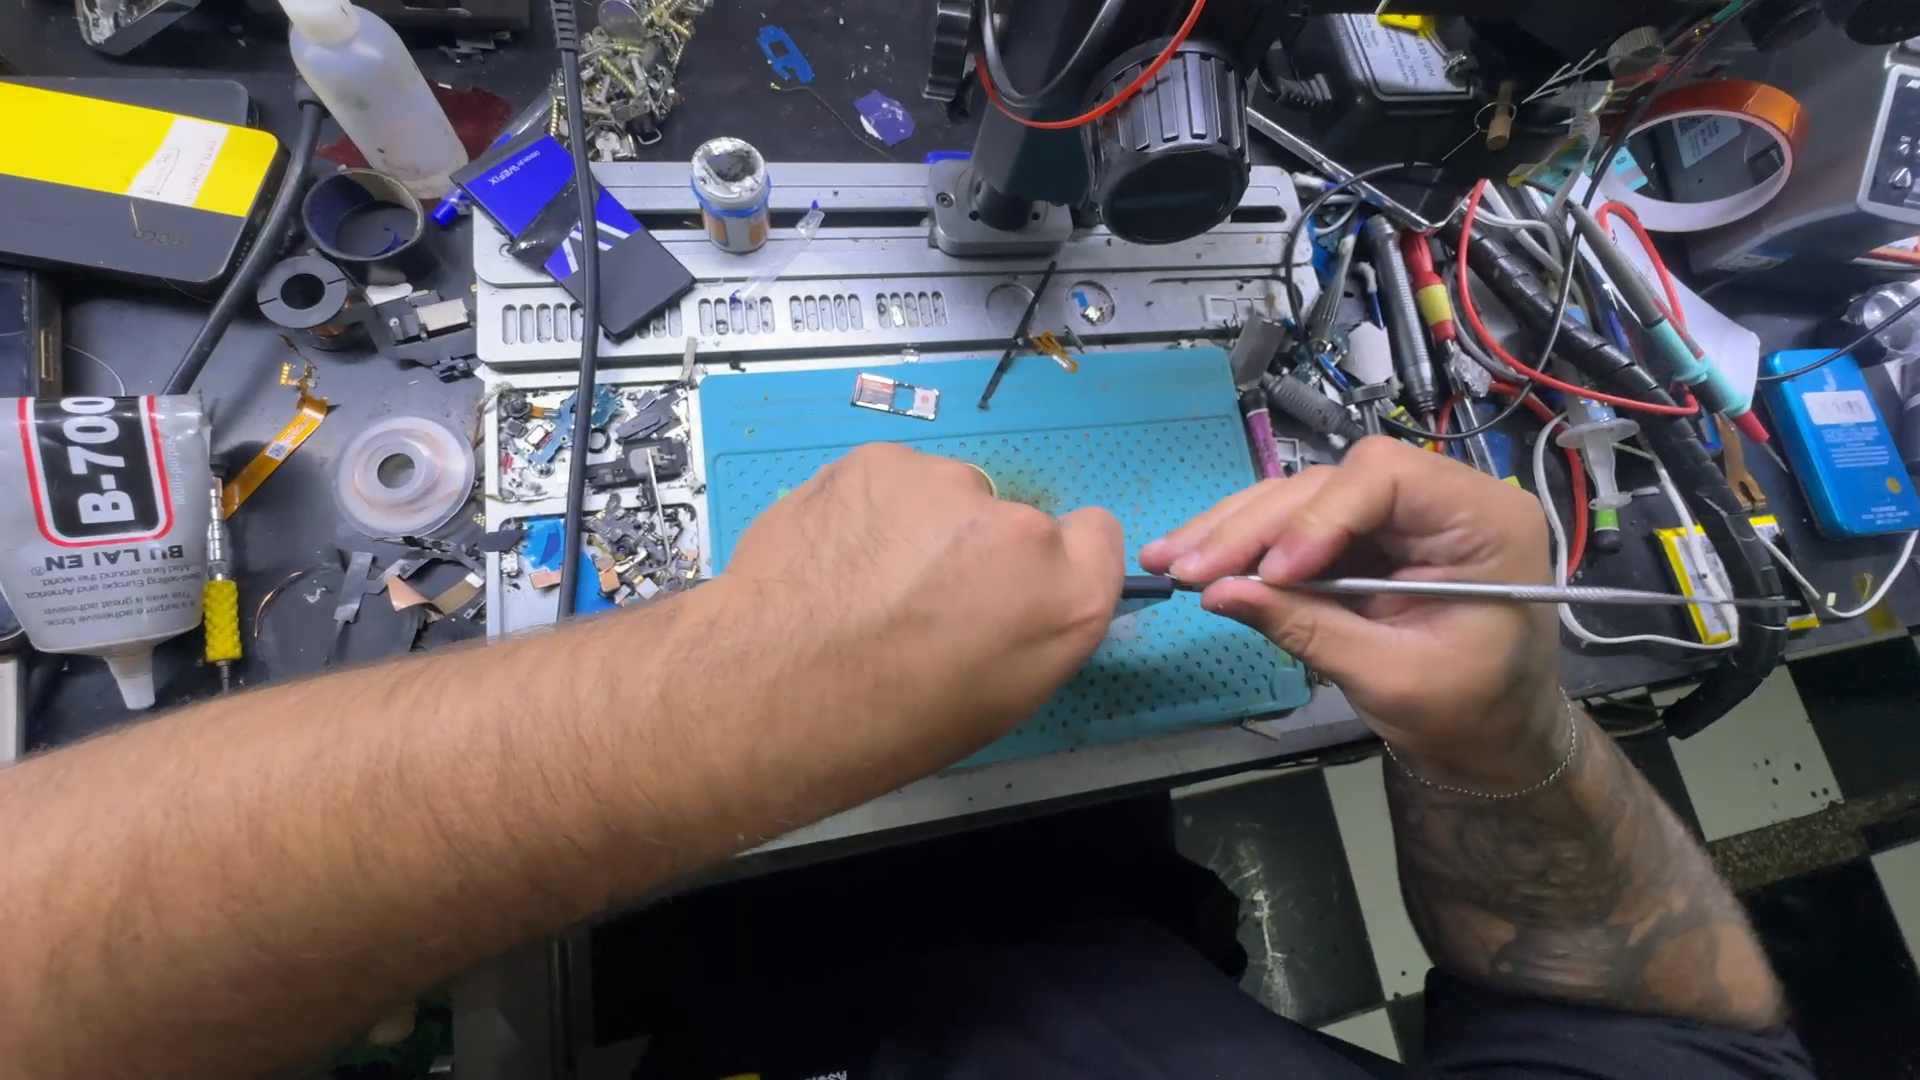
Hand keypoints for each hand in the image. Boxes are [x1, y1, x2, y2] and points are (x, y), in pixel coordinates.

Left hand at [712, 443, 1124, 777]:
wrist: (773, 691)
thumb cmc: (893, 723)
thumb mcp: (998, 698)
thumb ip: (1035, 626)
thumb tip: (1024, 594)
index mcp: (1068, 596)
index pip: (1096, 536)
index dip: (1053, 561)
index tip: (1013, 584)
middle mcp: (1021, 528)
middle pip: (1014, 520)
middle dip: (978, 551)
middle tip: (918, 597)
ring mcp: (946, 484)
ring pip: (946, 497)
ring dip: (920, 526)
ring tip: (863, 579)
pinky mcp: (880, 459)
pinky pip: (891, 481)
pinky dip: (871, 508)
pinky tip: (834, 553)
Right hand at [1139, 437, 1561, 788]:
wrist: (1488, 735)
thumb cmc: (1465, 712)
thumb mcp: (1390, 677)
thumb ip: (1306, 629)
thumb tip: (1218, 596)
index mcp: (1480, 522)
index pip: (1383, 477)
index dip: (1318, 516)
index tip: (1272, 573)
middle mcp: (1433, 500)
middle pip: (1323, 485)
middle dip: (1250, 527)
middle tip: (1185, 567)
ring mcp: (1388, 516)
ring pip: (1293, 498)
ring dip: (1228, 531)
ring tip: (1169, 559)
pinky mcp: (1352, 536)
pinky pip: (1286, 526)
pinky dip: (1238, 544)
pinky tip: (1192, 558)